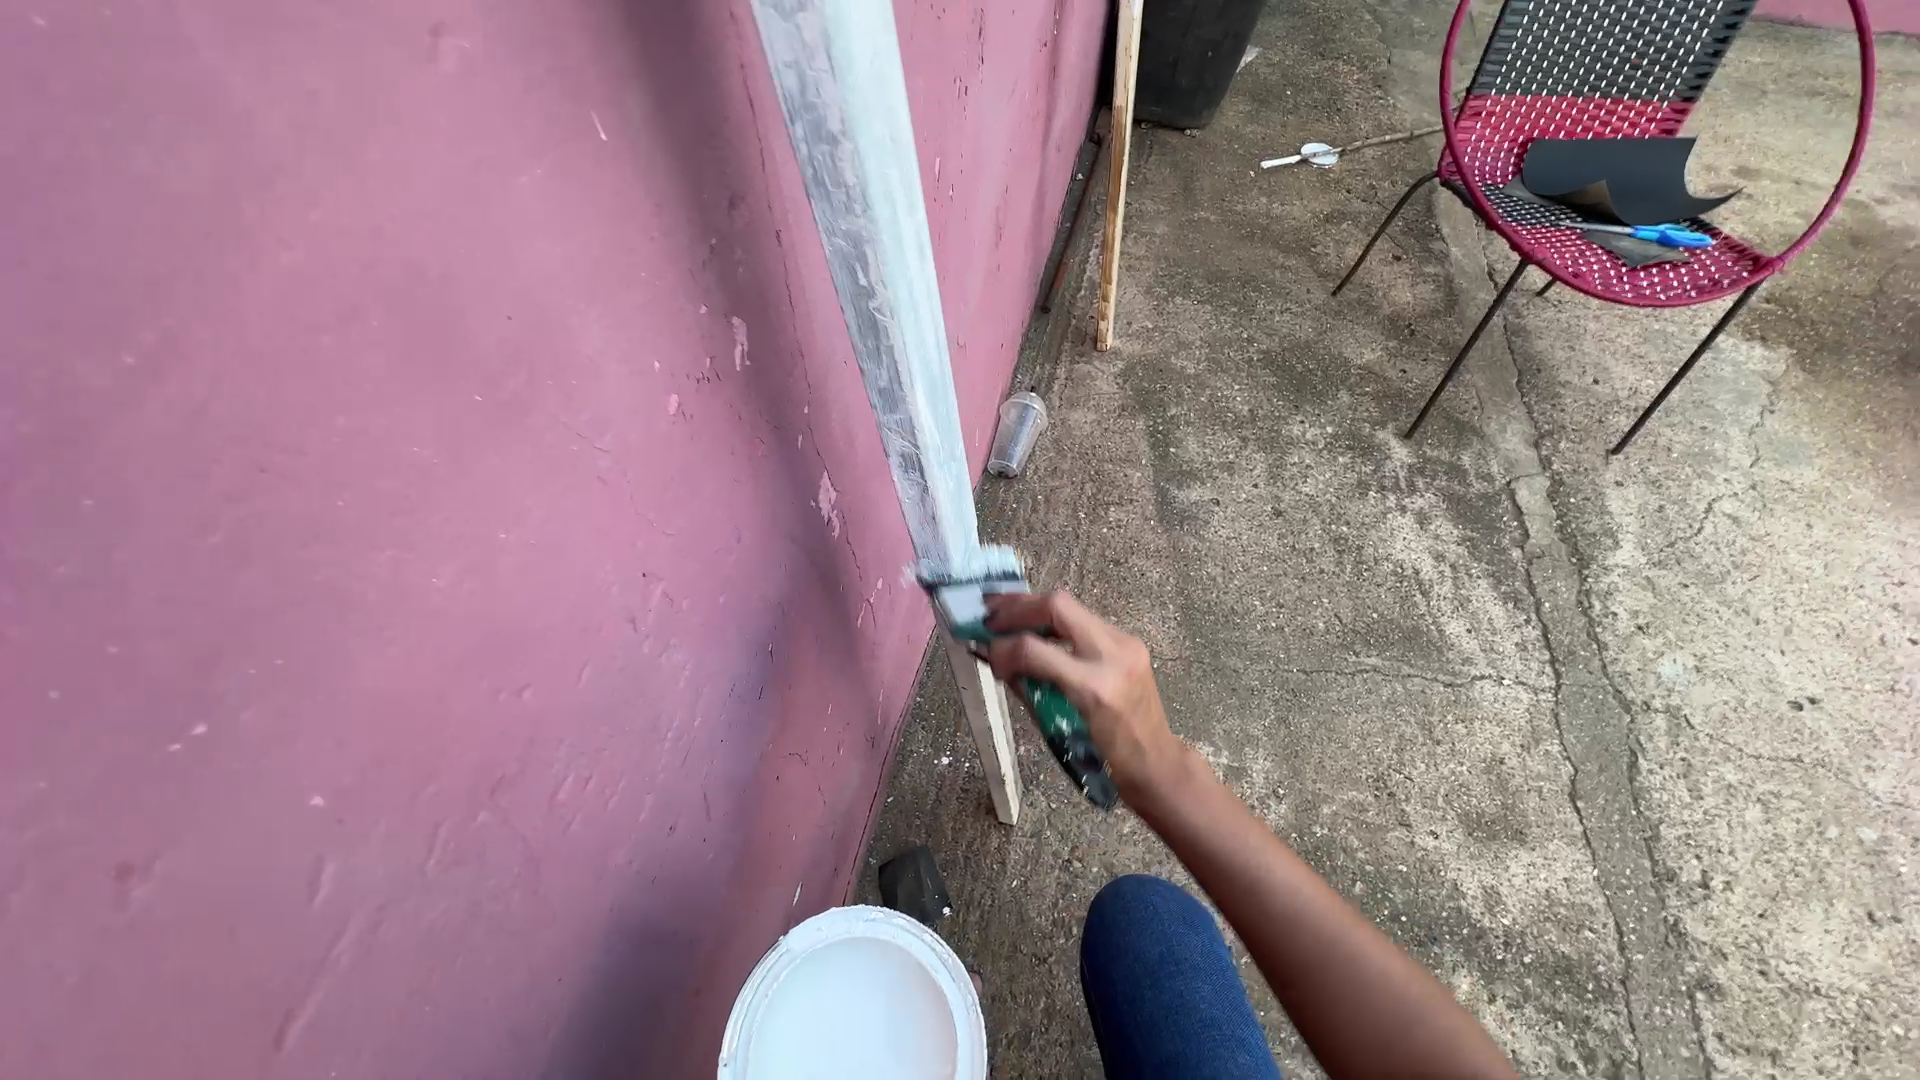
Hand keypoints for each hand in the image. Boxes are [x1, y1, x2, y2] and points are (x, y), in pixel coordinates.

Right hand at [982, 592, 1185, 801]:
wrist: (1156, 761)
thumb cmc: (1106, 758)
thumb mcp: (1057, 726)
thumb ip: (1028, 687)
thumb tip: (998, 659)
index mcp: (1093, 687)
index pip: (1035, 649)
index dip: (1003, 647)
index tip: (987, 652)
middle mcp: (1112, 655)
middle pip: (1057, 606)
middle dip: (1018, 607)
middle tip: (990, 616)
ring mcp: (1125, 643)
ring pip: (1070, 605)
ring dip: (1034, 609)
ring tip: (1005, 615)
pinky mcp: (1129, 640)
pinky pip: (1083, 619)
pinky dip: (1055, 621)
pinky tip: (1037, 628)